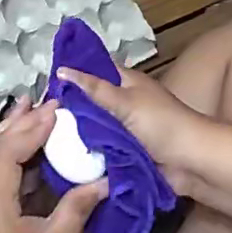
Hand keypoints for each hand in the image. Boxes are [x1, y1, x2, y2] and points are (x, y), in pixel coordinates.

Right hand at [54, 67, 210, 191]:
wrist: (191, 162)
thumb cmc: (160, 123)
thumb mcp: (124, 101)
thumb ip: (93, 88)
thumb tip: (61, 69)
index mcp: (126, 81)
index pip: (94, 71)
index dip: (73, 74)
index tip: (47, 83)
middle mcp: (125, 101)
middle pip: (92, 100)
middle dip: (71, 107)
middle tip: (40, 114)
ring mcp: (125, 128)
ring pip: (95, 126)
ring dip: (78, 131)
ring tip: (45, 135)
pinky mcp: (126, 151)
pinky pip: (102, 147)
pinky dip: (88, 150)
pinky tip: (65, 155)